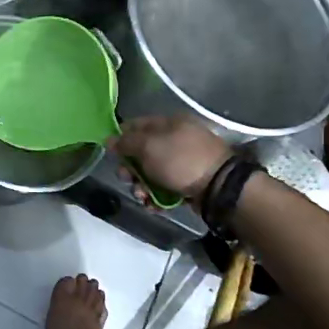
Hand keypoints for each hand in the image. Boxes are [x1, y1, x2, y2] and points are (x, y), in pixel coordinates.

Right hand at [110, 115, 231, 203]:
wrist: (219, 186)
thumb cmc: (180, 160)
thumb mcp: (148, 147)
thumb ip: (126, 142)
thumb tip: (109, 140)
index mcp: (169, 123)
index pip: (136, 125)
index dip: (120, 138)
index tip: (112, 154)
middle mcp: (176, 139)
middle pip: (141, 152)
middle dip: (130, 169)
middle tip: (127, 180)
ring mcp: (183, 161)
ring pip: (151, 172)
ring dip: (141, 186)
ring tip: (143, 197)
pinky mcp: (188, 181)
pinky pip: (164, 186)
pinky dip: (156, 196)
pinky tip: (154, 205)